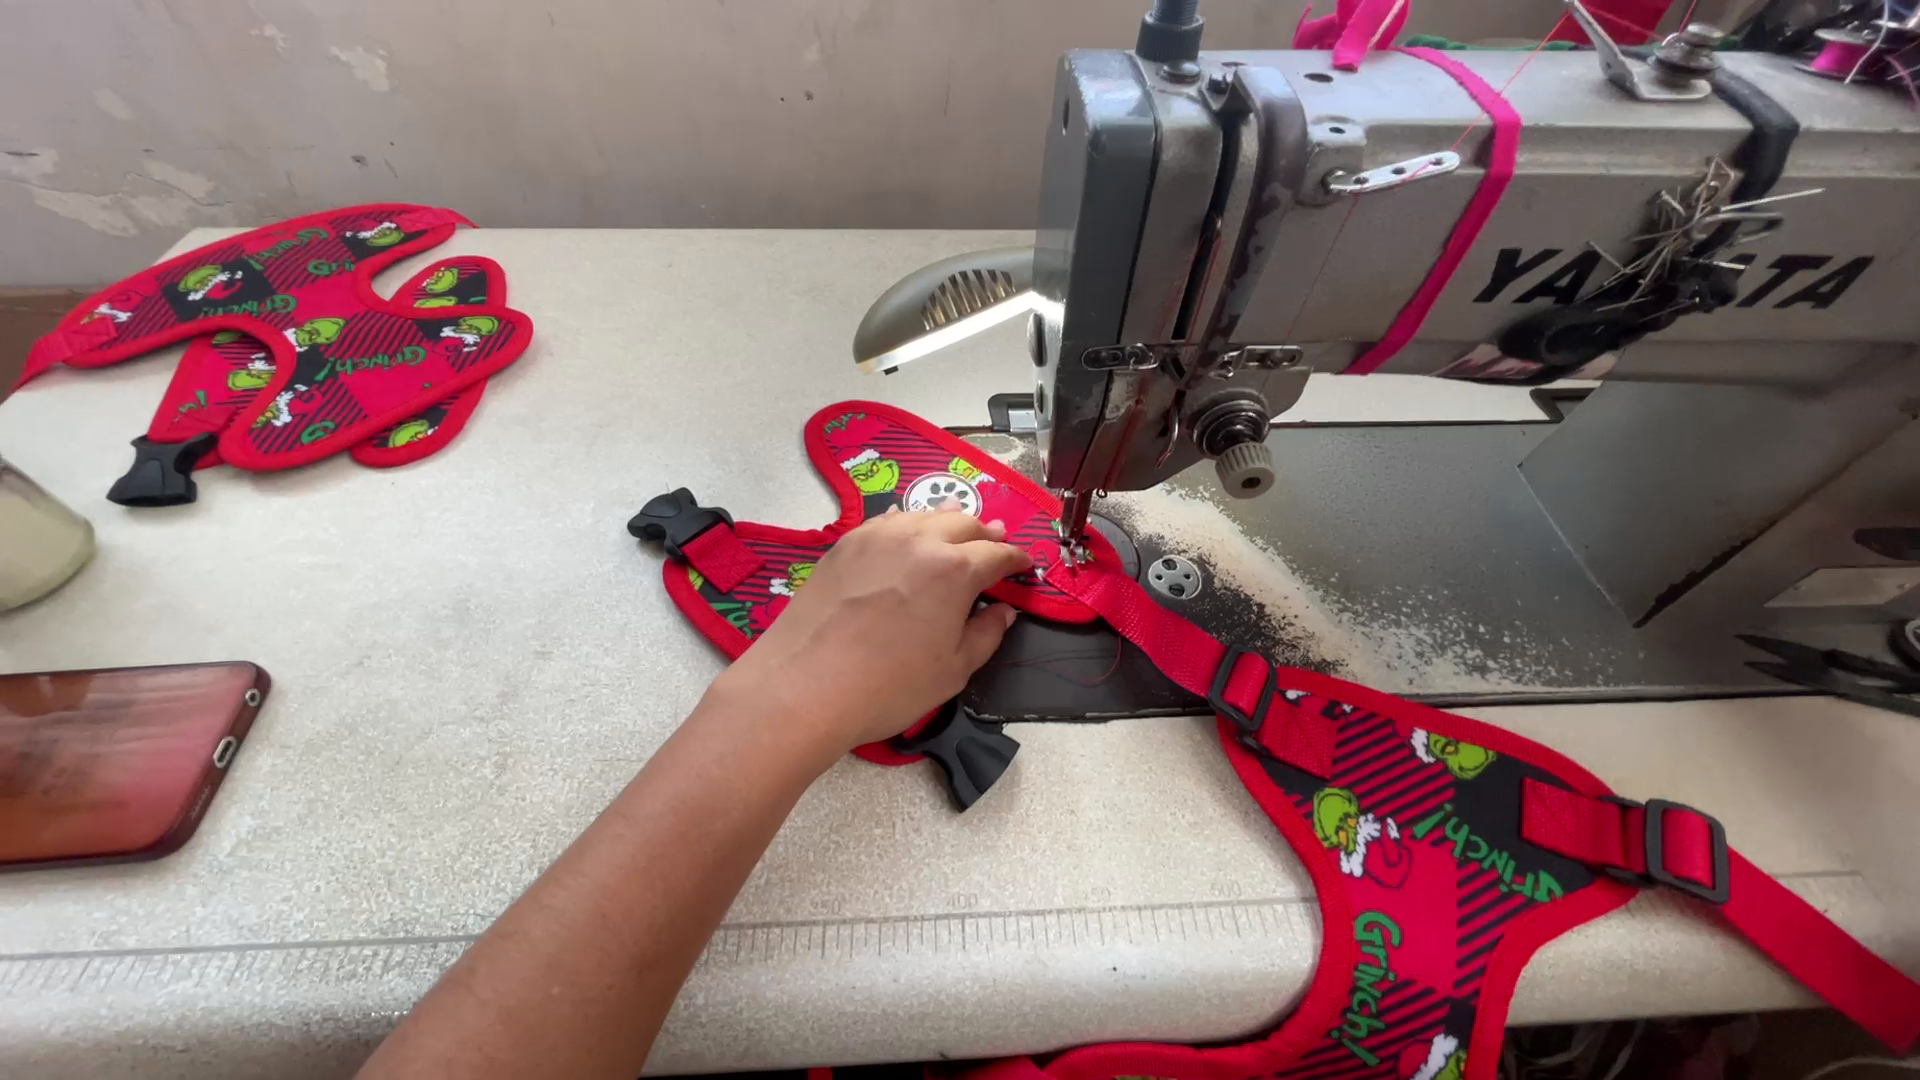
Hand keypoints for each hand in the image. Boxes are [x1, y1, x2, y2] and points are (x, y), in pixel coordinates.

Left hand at [709, 508, 1031, 758]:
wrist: (804, 685)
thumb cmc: (888, 686)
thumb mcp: (953, 670)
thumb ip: (986, 635)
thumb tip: (1003, 611)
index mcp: (954, 569)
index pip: (997, 553)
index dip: (1016, 559)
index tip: (1025, 566)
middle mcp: (919, 540)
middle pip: (963, 523)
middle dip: (986, 533)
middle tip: (996, 542)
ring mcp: (877, 536)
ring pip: (924, 515)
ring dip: (948, 520)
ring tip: (958, 524)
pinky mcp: (845, 544)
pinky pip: (887, 520)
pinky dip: (907, 521)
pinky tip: (906, 527)